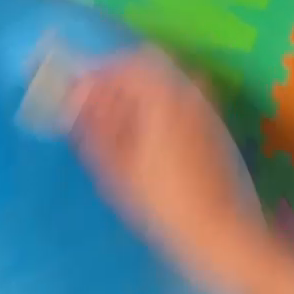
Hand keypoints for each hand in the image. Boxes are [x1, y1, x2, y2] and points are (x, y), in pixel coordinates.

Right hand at [67, 49, 272, 293]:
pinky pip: (177, 101)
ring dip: (135, 94)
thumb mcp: (117, 166)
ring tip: (113, 124)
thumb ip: (94, 125)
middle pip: (147, 67)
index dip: (95, 74)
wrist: (219, 231)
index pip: (124, 63)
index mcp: (164, 94)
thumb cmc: (163, 202)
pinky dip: (154, 108)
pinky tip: (141, 137)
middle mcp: (189, 91)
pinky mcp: (212, 126)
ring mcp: (205, 107)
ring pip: (163, 84)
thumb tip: (75, 99)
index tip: (74, 93)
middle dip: (116, 81)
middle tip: (92, 106)